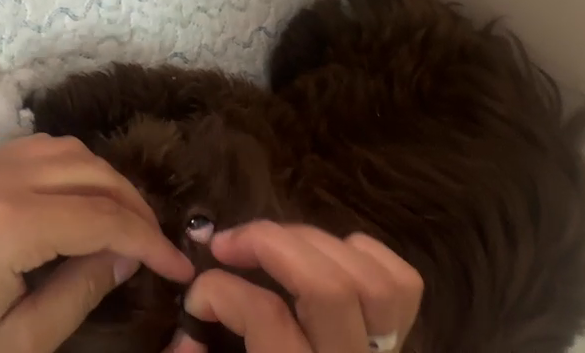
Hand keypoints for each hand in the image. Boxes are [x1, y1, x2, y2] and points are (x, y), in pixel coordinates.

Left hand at [0, 134, 194, 352]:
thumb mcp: (19, 341)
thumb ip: (79, 292)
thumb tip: (125, 256)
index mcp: (11, 224)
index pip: (102, 218)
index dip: (149, 240)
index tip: (181, 268)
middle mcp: (1, 177)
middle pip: (91, 171)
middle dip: (133, 204)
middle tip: (157, 247)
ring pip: (67, 150)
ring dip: (105, 180)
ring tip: (127, 225)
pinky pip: (39, 148)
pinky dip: (73, 167)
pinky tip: (83, 201)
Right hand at [174, 224, 422, 352]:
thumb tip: (181, 340)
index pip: (266, 318)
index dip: (218, 292)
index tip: (194, 300)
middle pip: (326, 286)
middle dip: (267, 242)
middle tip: (226, 243)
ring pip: (370, 280)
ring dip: (313, 243)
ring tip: (274, 245)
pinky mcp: (402, 347)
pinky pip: (403, 286)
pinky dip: (363, 253)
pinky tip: (327, 254)